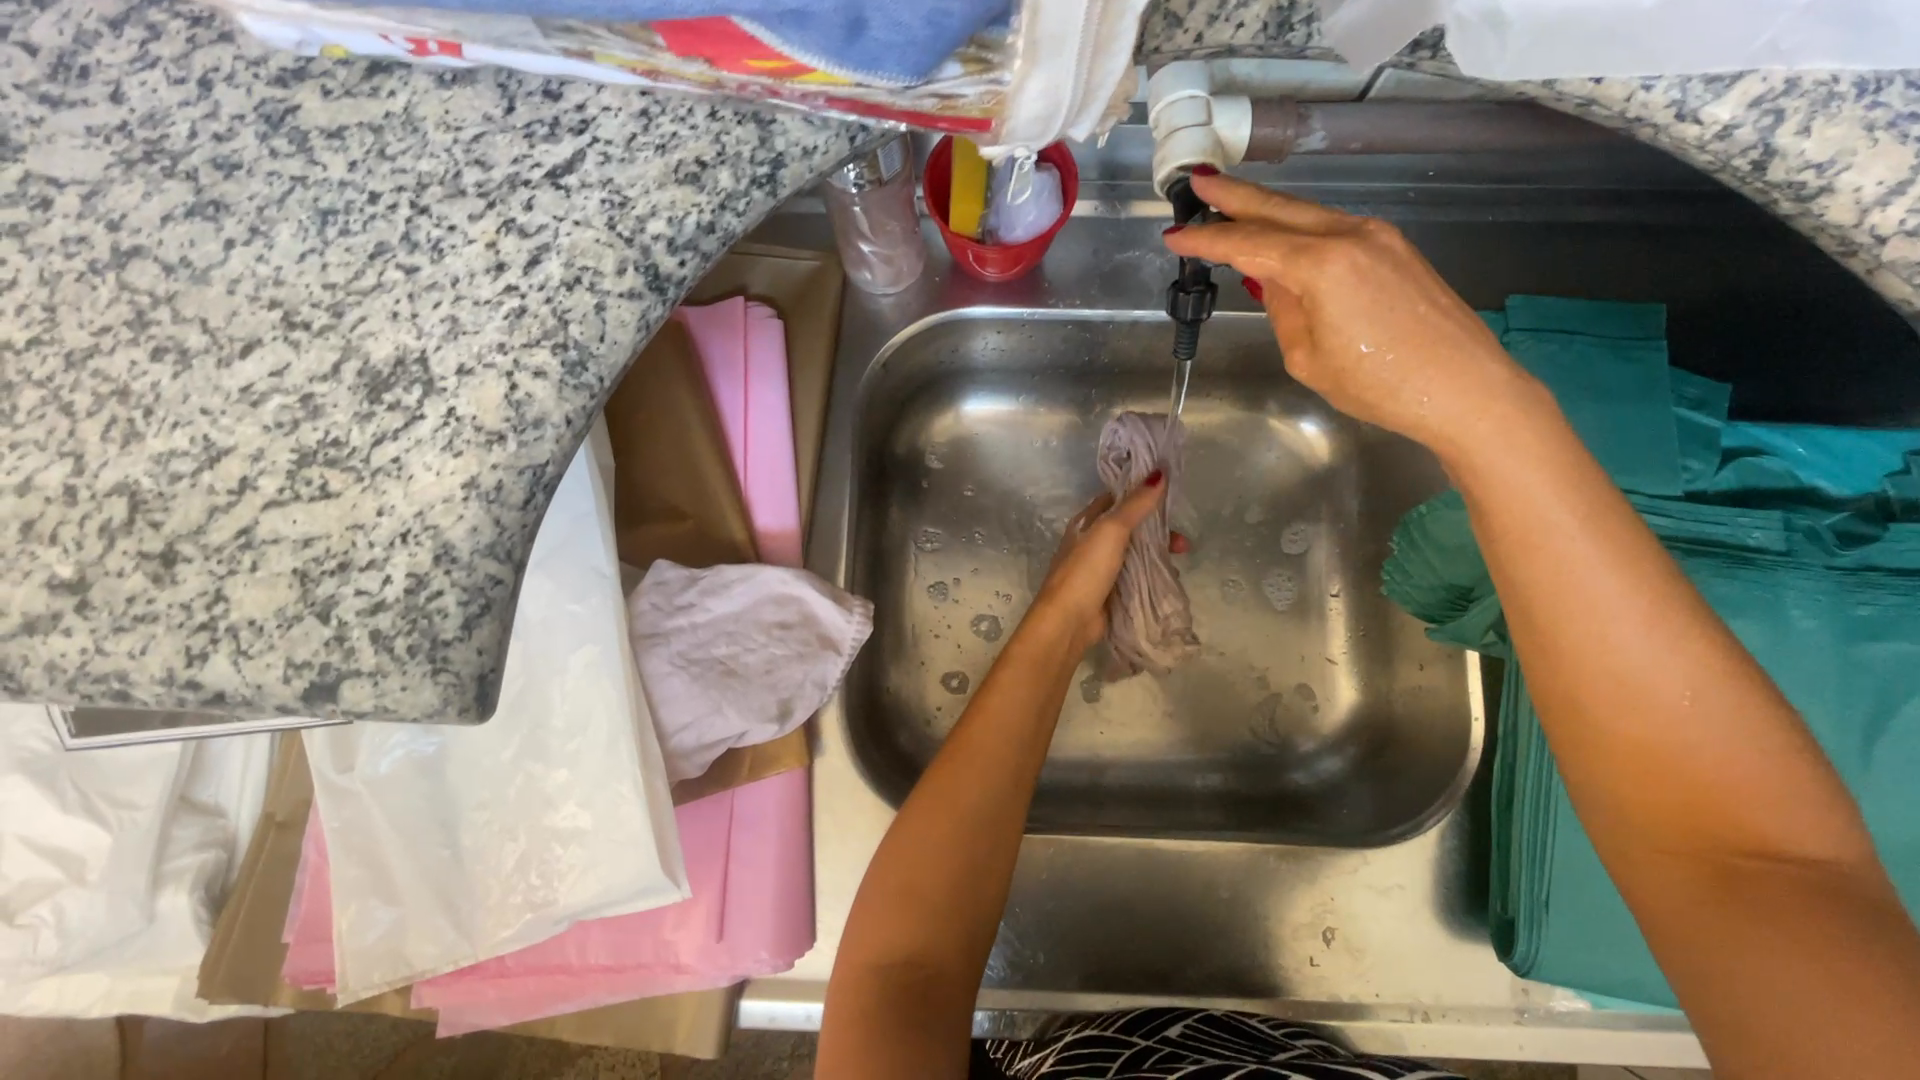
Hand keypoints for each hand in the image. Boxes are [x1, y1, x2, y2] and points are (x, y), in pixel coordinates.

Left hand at [1029, 478, 1170, 654]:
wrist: (1069, 621)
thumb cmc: (1086, 570)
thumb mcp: (1111, 530)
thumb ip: (1136, 504)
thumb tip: (1159, 472)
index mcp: (1085, 522)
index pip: (1115, 498)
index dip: (1140, 492)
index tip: (1169, 493)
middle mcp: (1091, 542)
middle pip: (1130, 527)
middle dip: (1157, 530)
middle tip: (1182, 541)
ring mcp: (1099, 568)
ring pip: (1135, 552)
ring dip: (1158, 553)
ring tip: (1180, 559)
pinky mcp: (1108, 591)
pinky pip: (1135, 576)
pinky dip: (1152, 574)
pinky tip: (1169, 578)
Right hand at [1163, 173, 1545, 458]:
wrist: (1463, 386)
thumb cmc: (1379, 384)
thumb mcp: (1308, 357)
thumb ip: (1284, 310)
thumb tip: (1273, 281)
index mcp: (1322, 264)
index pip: (1249, 244)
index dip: (1207, 240)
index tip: (1174, 236)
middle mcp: (1350, 235)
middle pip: (1279, 209)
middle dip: (1235, 196)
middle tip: (1197, 181)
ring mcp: (1378, 237)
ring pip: (1308, 215)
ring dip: (1267, 210)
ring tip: (1231, 204)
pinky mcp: (1394, 249)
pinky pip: (1333, 229)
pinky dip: (1299, 228)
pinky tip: (1281, 237)